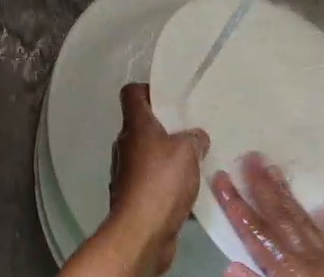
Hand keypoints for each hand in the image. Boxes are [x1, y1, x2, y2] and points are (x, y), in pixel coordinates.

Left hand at [101, 83, 210, 274]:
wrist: (141, 233)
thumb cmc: (161, 182)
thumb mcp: (187, 151)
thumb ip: (194, 138)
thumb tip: (197, 136)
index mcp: (135, 125)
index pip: (132, 93)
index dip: (149, 90)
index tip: (169, 97)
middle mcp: (126, 145)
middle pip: (144, 125)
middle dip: (167, 127)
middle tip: (192, 130)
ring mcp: (128, 172)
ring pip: (150, 155)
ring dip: (170, 158)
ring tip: (196, 161)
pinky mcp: (135, 198)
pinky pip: (154, 182)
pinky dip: (168, 184)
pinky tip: (190, 191)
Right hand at [211, 153, 323, 276]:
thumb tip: (231, 265)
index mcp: (288, 269)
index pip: (255, 232)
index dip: (236, 204)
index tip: (222, 177)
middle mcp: (308, 257)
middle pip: (280, 216)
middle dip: (262, 186)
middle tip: (251, 155)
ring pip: (304, 220)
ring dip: (287, 194)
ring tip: (275, 169)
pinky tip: (322, 210)